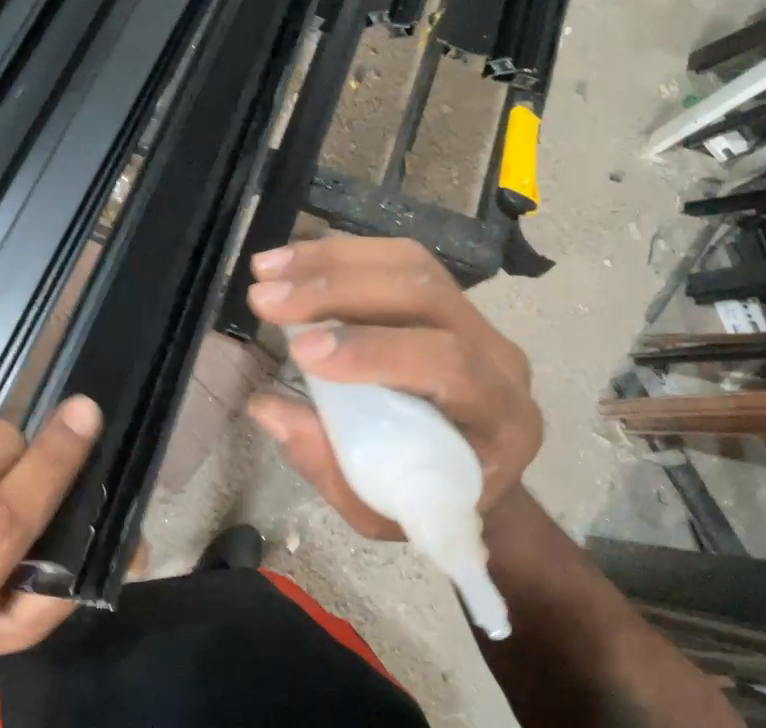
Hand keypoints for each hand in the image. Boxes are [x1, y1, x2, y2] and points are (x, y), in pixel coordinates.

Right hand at [243, 236, 541, 540]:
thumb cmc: (429, 500)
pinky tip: (288, 262)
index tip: (301, 352)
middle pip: (424, 296)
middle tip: (263, 300)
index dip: (374, 350)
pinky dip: (335, 255)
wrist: (473, 478)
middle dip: (336, 292)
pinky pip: (393, 259)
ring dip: (328, 262)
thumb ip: (329, 465)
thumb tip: (268, 407)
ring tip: (265, 271)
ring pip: (408, 264)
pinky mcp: (441, 297)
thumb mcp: (379, 510)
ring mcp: (473, 318)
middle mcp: (498, 356)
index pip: (450, 366)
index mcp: (502, 420)